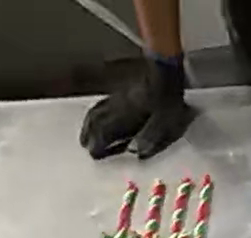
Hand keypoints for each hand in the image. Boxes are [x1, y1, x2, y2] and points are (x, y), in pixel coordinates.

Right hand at [80, 58, 194, 159]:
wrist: (165, 68)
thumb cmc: (166, 97)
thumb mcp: (164, 124)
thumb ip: (150, 139)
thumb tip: (139, 154)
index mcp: (126, 117)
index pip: (105, 134)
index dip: (99, 146)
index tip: (95, 155)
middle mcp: (117, 107)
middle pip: (96, 122)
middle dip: (88, 135)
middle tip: (84, 145)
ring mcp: (118, 97)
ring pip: (97, 111)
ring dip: (88, 124)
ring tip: (85, 133)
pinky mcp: (122, 90)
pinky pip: (102, 103)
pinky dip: (96, 112)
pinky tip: (97, 114)